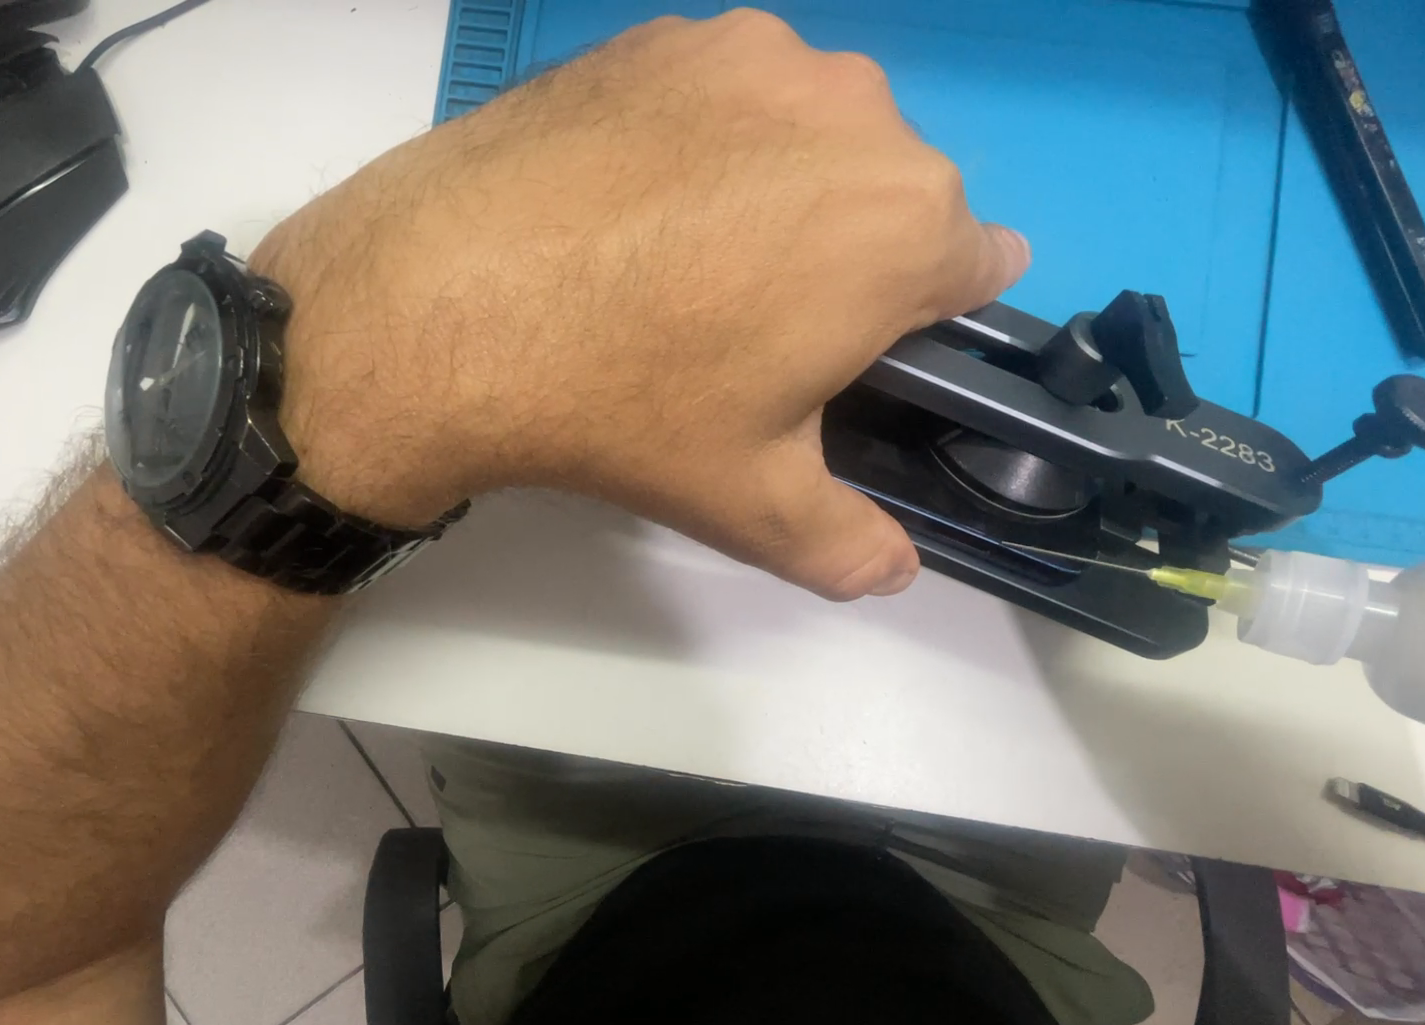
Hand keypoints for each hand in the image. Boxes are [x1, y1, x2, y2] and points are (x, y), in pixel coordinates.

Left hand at [249, 10, 1028, 599]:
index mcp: (903, 226)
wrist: (448, 309)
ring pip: (806, 141)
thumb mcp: (749, 500)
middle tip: (742, 324)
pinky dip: (697, 148)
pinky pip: (719, 101)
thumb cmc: (625, 406)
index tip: (852, 350)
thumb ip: (845, 545)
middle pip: (888, 199)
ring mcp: (749, 55)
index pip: (977, 266)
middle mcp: (852, 112)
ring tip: (674, 267)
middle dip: (844, 258)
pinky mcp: (657, 38)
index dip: (919, 318)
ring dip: (773, 197)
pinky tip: (624, 207)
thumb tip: (893, 571)